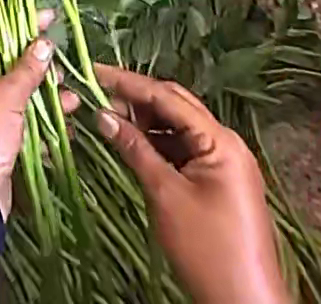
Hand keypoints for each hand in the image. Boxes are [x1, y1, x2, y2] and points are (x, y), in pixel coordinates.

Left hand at [0, 11, 56, 219]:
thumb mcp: (7, 95)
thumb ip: (27, 69)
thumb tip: (43, 42)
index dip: (22, 25)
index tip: (50, 18)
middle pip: (10, 65)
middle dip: (38, 66)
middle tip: (62, 66)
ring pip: (21, 95)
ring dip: (46, 95)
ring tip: (72, 97)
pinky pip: (25, 121)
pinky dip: (44, 120)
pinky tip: (67, 122)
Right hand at [91, 65, 287, 303]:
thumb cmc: (207, 249)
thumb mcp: (165, 194)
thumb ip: (135, 148)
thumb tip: (102, 115)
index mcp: (219, 140)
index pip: (167, 97)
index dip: (128, 82)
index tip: (95, 71)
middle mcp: (225, 142)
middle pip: (175, 105)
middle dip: (137, 97)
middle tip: (98, 91)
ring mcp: (225, 161)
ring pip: (178, 126)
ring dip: (145, 119)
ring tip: (109, 115)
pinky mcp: (219, 179)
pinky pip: (184, 147)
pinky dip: (158, 141)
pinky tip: (132, 141)